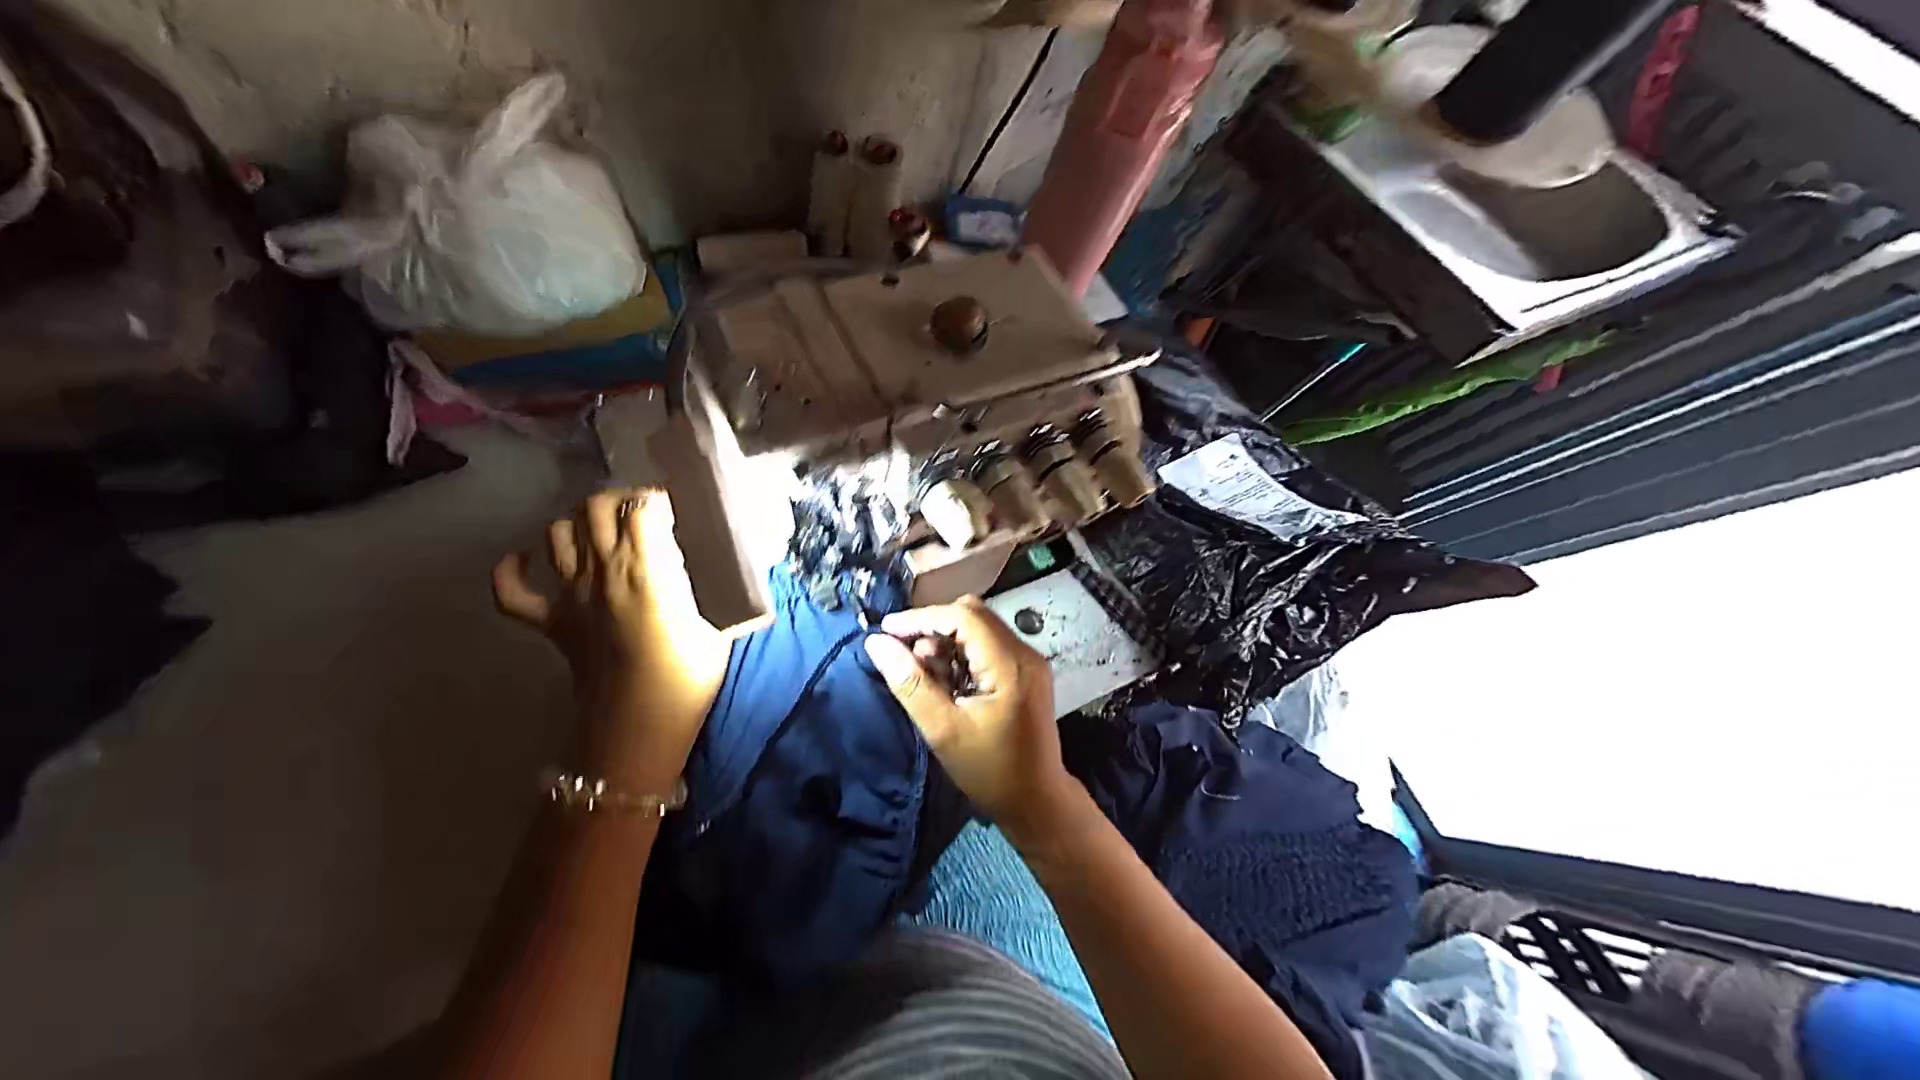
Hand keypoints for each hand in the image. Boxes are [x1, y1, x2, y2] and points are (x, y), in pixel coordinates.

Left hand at [492, 489, 729, 783]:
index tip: (675, 507)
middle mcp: (600, 570)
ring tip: (601, 531)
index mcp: (645, 567)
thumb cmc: (688, 677)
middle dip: (620, 500)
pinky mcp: (549, 623)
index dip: (658, 498)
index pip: (642, 506)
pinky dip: (513, 569)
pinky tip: (528, 559)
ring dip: (578, 523)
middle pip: (596, 507)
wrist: (639, 727)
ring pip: (557, 533)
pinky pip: (511, 590)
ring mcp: (567, 595)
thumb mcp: (718, 625)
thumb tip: (725, 574)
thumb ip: (713, 591)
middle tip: (641, 514)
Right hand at [864, 597, 1074, 834]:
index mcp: (1010, 665)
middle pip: (973, 614)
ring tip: (925, 674)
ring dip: (946, 640)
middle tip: (905, 654)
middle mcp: (1025, 653)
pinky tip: (946, 681)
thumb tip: (877, 644)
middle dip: (933, 627)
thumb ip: (910, 683)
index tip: (887, 631)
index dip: (922, 618)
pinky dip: (962, 653)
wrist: (1037, 802)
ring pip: (980, 627)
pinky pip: (988, 644)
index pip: (964, 616)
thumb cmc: (990, 771)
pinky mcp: (1026, 672)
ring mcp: (1029, 662)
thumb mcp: (942, 730)